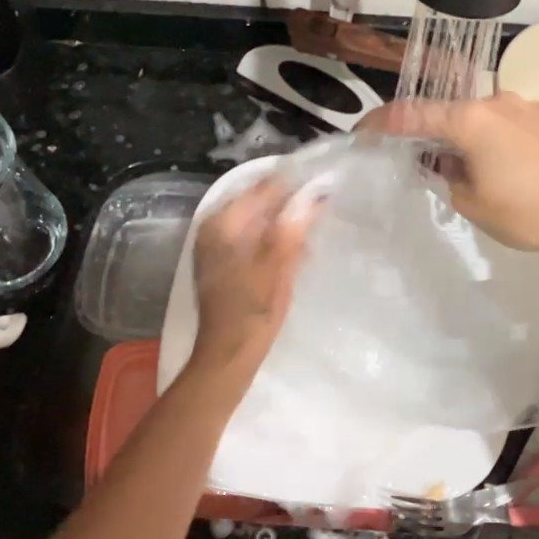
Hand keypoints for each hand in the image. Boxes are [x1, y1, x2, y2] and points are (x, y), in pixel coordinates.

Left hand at [187, 176, 315, 386]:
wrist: (228, 357)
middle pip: (258, 202)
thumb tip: (314, 194)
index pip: (263, 188)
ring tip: (316, 221)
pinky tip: (297, 248)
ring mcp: (216, 247)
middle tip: (324, 201)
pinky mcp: (224, 264)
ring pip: (257, 221)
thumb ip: (293, 226)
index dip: (294, 184)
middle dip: (290, 202)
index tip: (324, 182)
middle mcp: (214, 228)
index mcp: (222, 223)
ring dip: (284, 221)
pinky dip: (274, 239)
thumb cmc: (253, 311)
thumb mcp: (278, 266)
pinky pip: (253, 238)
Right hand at [360, 94, 538, 264]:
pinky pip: (509, 125)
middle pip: (449, 113)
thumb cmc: (532, 213)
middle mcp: (498, 101)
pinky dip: (494, 142)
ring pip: (481, 119)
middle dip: (430, 135)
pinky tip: (505, 170)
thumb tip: (441, 162)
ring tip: (467, 172)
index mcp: (471, 119)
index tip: (361, 133)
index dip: (381, 123)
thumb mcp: (473, 204)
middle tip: (418, 161)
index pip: (412, 114)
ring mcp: (530, 107)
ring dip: (465, 139)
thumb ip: (446, 177)